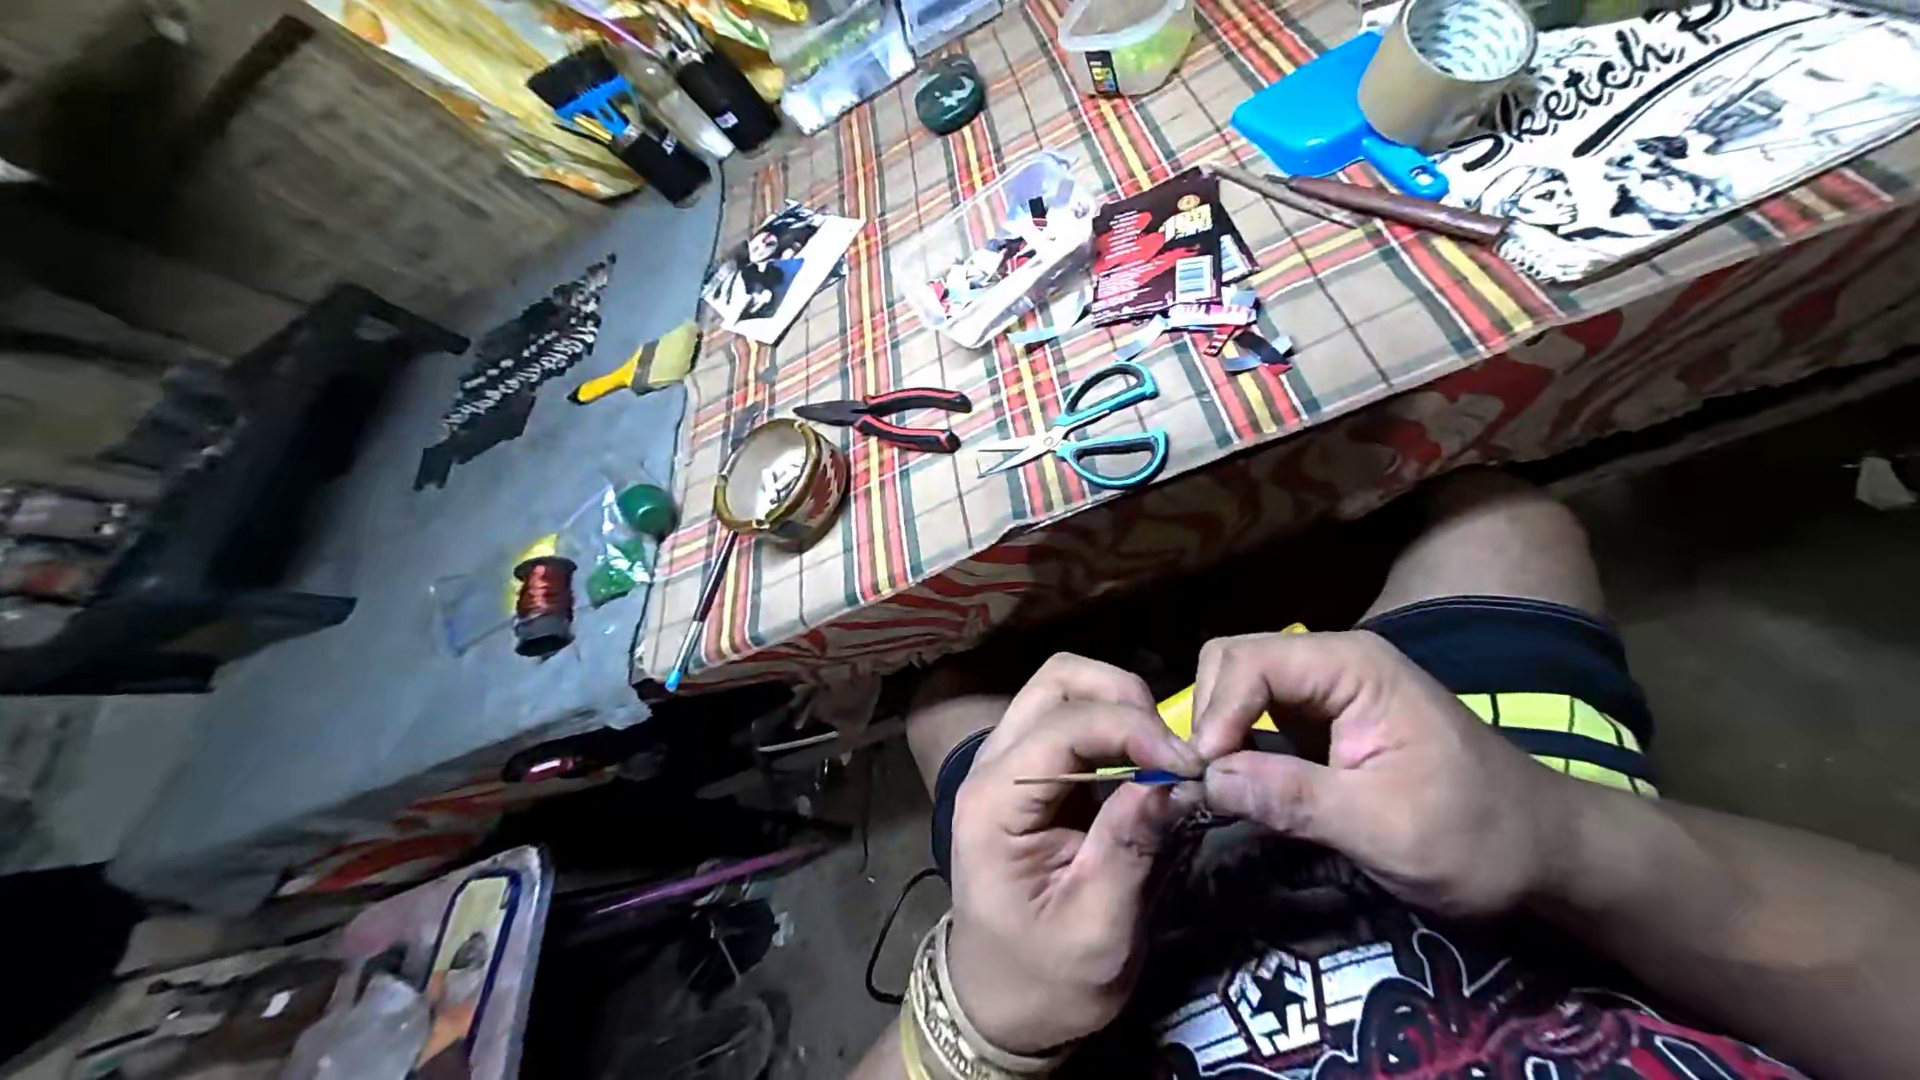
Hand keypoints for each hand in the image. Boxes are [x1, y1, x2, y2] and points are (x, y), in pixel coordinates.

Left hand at [945, 654, 1204, 1052]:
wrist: (996, 998)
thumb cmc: (1042, 978)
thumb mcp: (1097, 932)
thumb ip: (1131, 847)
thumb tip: (1176, 779)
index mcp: (994, 801)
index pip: (1065, 726)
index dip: (1132, 729)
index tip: (1188, 766)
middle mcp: (991, 762)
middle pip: (1058, 681)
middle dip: (1123, 698)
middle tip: (1170, 751)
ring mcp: (1006, 758)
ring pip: (1063, 689)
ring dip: (1119, 706)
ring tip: (1160, 755)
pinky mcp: (1028, 767)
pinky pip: (1070, 717)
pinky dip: (1112, 724)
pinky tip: (1140, 761)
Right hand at [1191, 630, 1581, 916]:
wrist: (1546, 852)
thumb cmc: (1478, 837)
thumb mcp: (1386, 829)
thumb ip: (1293, 799)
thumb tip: (1205, 782)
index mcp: (1352, 666)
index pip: (1251, 662)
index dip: (1217, 711)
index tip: (1205, 772)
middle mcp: (1330, 660)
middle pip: (1232, 659)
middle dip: (1209, 713)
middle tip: (1209, 774)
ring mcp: (1322, 683)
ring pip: (1234, 680)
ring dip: (1216, 726)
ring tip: (1222, 779)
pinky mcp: (1316, 711)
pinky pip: (1251, 707)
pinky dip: (1233, 737)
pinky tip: (1242, 775)